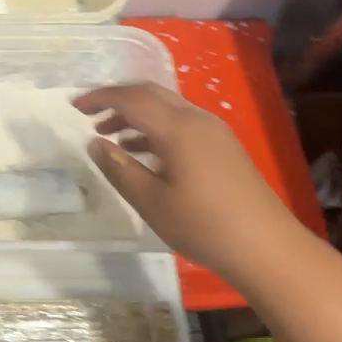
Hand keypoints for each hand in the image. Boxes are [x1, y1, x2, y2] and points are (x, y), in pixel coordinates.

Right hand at [74, 81, 302, 277]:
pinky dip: (155, 128)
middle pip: (151, 94)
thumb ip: (119, 168)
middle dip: (117, 99)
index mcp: (178, 128)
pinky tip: (142, 152)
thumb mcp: (150, 201)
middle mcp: (197, 120)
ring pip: (167, 108)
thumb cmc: (203, 226)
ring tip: (110, 135)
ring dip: (136, 114)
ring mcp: (215, 132)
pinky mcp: (224, 147)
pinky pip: (181, 123)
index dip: (100, 98)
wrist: (267, 248)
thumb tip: (95, 143)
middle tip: (90, 113)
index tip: (74, 106)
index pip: (131, 99)